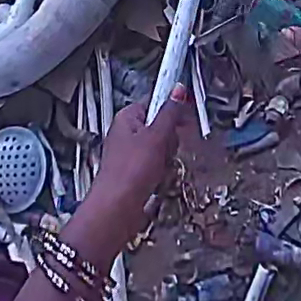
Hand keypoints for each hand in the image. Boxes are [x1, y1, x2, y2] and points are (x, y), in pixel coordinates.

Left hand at [68, 89, 193, 261]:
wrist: (116, 211)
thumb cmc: (130, 172)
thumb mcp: (156, 137)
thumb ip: (170, 113)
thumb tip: (178, 89)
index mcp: (127, 117)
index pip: (155, 102)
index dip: (171, 110)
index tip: (184, 119)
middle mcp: (127, 133)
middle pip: (161, 127)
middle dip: (169, 141)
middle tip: (165, 150)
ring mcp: (130, 154)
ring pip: (161, 149)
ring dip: (166, 159)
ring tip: (159, 169)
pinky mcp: (135, 174)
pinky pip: (157, 167)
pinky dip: (161, 174)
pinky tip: (156, 181)